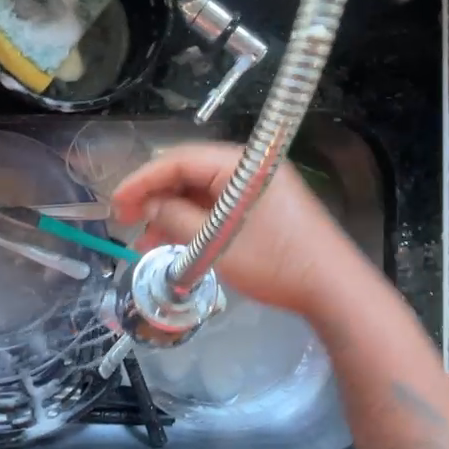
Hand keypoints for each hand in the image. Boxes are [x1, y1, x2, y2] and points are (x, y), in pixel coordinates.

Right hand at [112, 142, 342, 313]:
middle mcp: (247, 169)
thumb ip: (176, 220)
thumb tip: (148, 207)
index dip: (143, 181)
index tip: (116, 205)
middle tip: (124, 222)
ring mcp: (254, 189)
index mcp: (241, 165)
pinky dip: (190, 224)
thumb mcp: (217, 243)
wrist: (332, 288)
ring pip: (198, 193)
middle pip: (187, 173)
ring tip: (143, 243)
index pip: (179, 160)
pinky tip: (171, 245)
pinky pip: (215, 208)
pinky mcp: (258, 210)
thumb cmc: (276, 263)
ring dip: (168, 215)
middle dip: (153, 198)